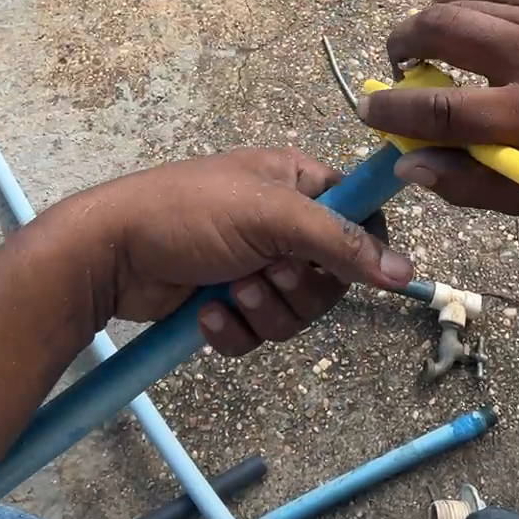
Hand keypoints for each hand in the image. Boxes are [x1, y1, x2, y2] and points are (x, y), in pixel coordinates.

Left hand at [40, 148, 413, 354]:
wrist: (110, 253)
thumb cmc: (191, 213)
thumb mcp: (271, 217)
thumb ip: (340, 243)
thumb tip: (408, 272)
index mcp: (298, 185)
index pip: (359, 216)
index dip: (361, 248)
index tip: (344, 267)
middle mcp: (284, 223)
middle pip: (332, 277)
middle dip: (297, 287)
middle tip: (264, 272)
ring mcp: (256, 264)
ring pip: (297, 312)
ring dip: (264, 310)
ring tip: (229, 292)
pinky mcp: (230, 302)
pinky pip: (259, 333)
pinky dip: (234, 330)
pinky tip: (205, 313)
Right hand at [357, 0, 518, 213]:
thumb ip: (466, 185)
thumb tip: (407, 163)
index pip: (445, 109)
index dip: (395, 110)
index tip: (369, 111)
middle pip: (443, 31)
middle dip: (400, 44)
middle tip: (394, 67)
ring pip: (460, 2)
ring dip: (425, 22)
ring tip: (420, 46)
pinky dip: (457, 5)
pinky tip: (453, 24)